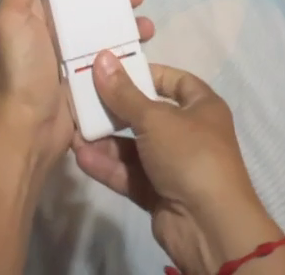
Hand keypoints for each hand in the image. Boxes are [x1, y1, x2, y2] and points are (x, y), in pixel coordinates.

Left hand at [0, 0, 153, 164]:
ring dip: (127, 22)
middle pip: (88, 5)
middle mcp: (55, 31)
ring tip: (146, 23)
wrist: (28, 130)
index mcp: (34, 14)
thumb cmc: (19, 69)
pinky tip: (145, 45)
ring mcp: (74, 56)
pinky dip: (131, 49)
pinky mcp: (91, 78)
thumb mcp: (9, 21)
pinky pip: (114, 57)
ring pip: (105, 29)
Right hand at [72, 56, 284, 274]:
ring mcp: (174, 165)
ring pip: (134, 147)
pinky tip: (82, 157)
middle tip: (82, 99)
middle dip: (115, 110)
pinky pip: (131, 174)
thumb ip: (123, 93)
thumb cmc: (190, 154)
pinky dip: (109, 166)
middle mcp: (189, 133)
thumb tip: (102, 57)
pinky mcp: (159, 193)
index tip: (114, 70)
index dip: (146, 73)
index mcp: (202, 107)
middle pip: (147, 114)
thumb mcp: (154, 118)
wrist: (210, 226)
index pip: (174, 81)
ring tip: (74, 131)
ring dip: (106, 141)